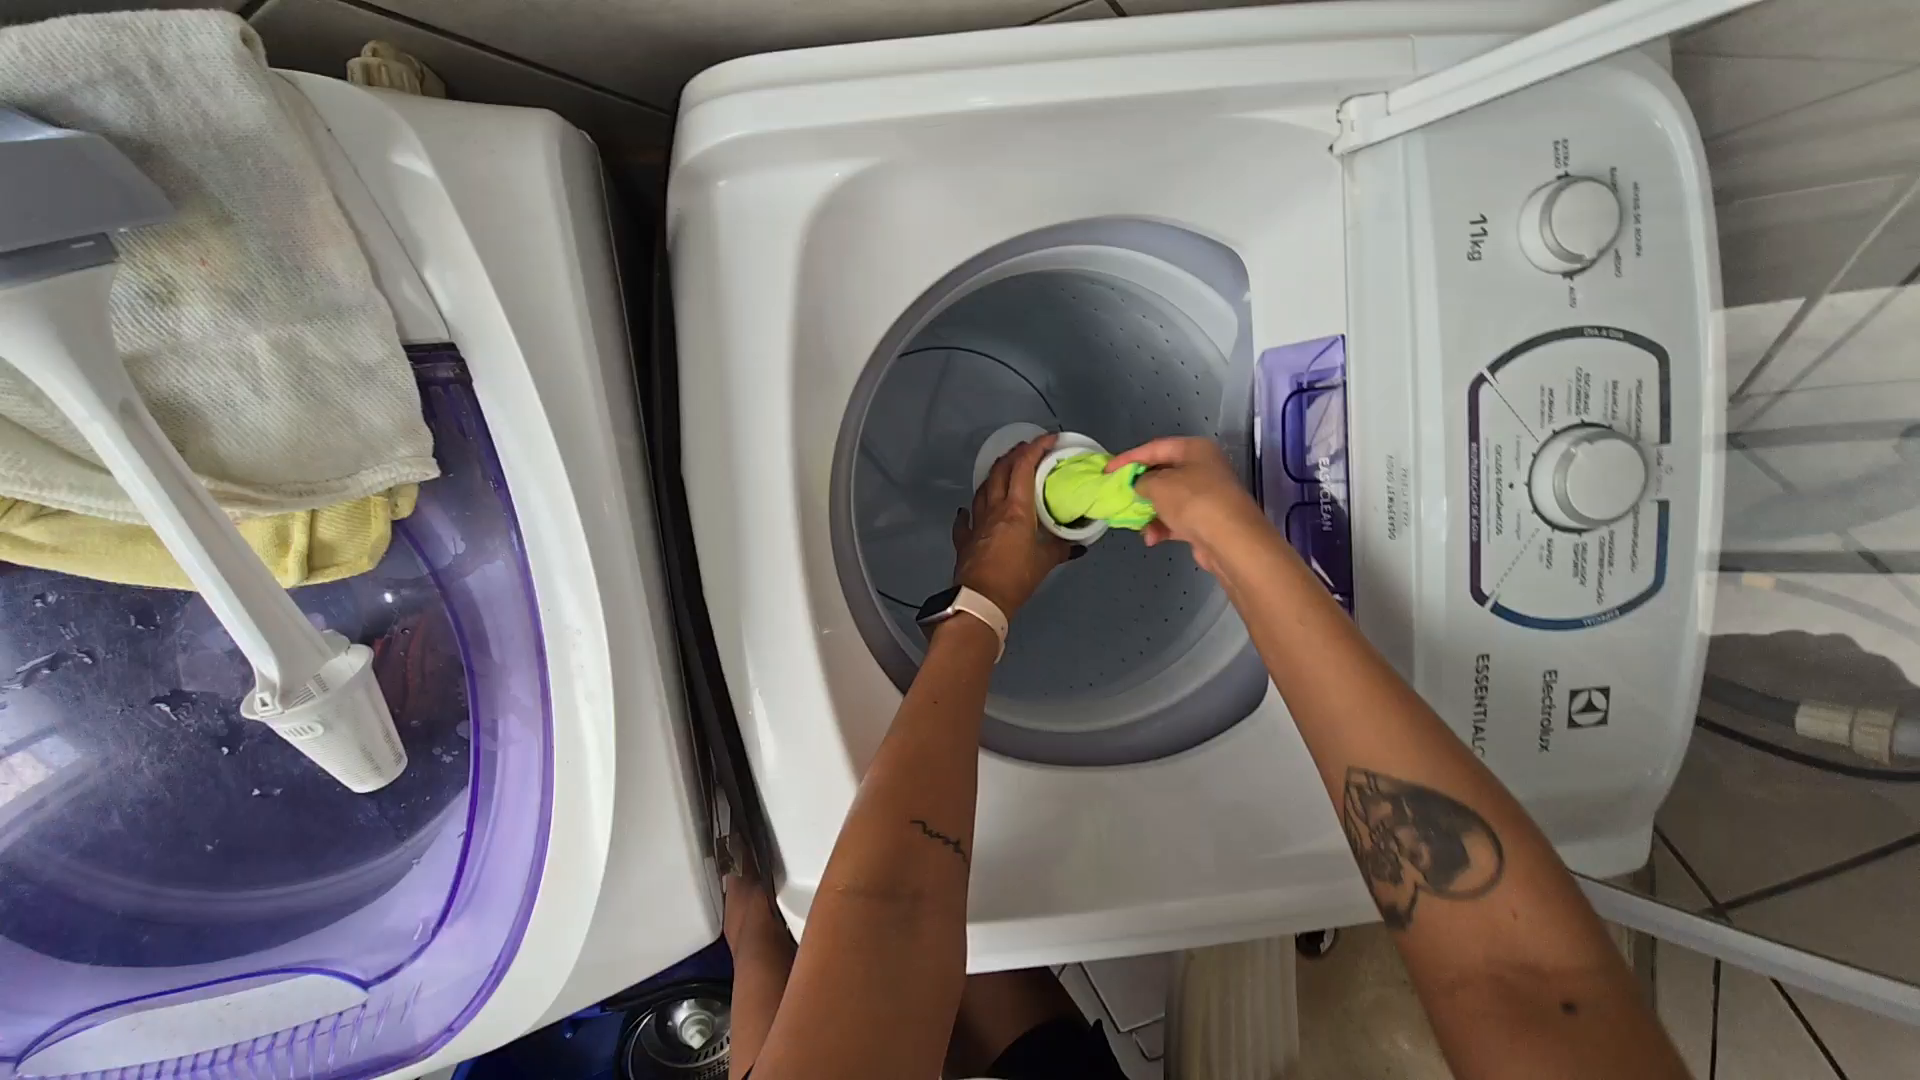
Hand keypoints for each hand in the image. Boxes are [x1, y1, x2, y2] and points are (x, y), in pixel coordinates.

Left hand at [951, 434, 1073, 615]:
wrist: (980, 601)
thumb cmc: (1015, 579)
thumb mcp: (1045, 563)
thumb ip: (1061, 549)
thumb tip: (1079, 545)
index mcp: (1016, 509)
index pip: (1025, 467)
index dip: (1036, 447)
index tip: (1049, 438)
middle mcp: (994, 509)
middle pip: (1000, 471)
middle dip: (1014, 454)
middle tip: (1027, 449)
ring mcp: (975, 523)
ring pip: (982, 489)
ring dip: (994, 474)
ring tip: (1004, 469)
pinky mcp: (964, 539)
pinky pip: (964, 519)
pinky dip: (968, 510)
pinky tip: (967, 509)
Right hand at [1108, 436, 1266, 573]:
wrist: (1230, 540)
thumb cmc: (1194, 501)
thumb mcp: (1158, 485)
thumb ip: (1142, 481)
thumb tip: (1140, 485)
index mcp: (1195, 450)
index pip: (1155, 448)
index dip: (1128, 458)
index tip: (1107, 471)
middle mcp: (1203, 468)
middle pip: (1163, 473)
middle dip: (1140, 487)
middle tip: (1119, 495)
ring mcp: (1206, 495)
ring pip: (1168, 499)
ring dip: (1150, 512)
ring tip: (1135, 523)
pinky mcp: (1207, 520)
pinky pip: (1177, 519)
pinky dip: (1163, 527)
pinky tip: (1153, 539)